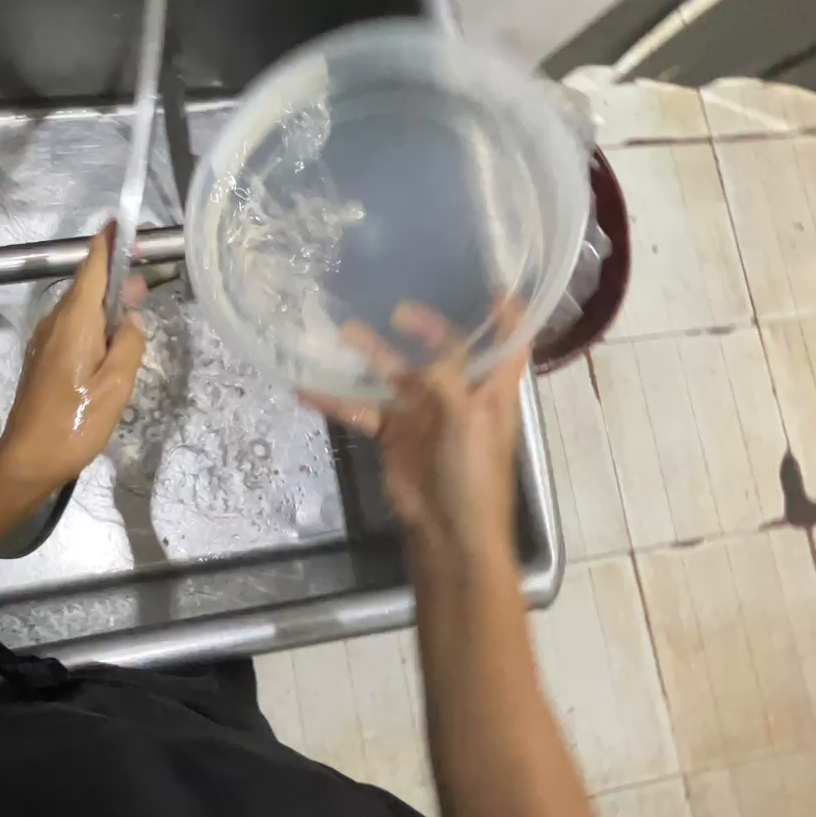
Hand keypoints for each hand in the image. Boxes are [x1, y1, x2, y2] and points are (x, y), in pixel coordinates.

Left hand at [0, 228, 147, 496]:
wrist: (27, 460)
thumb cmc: (73, 424)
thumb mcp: (115, 387)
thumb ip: (129, 346)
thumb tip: (133, 320)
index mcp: (74, 323)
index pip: (91, 268)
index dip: (107, 243)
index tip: (122, 222)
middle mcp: (55, 324)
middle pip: (87, 287)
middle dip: (116, 281)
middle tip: (146, 290)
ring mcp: (45, 342)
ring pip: (81, 311)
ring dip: (107, 309)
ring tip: (134, 324)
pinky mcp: (43, 361)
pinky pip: (73, 330)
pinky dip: (95, 328)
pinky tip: (111, 350)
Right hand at [303, 302, 528, 566]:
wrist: (448, 531)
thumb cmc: (473, 474)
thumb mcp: (468, 421)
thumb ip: (448, 381)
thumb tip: (430, 351)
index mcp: (491, 390)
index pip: (508, 344)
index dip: (507, 316)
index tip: (494, 286)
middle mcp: (458, 394)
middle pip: (443, 351)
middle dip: (424, 327)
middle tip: (396, 308)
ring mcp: (422, 413)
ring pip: (394, 375)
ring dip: (369, 356)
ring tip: (341, 331)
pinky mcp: (393, 433)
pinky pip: (361, 409)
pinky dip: (336, 400)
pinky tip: (308, 387)